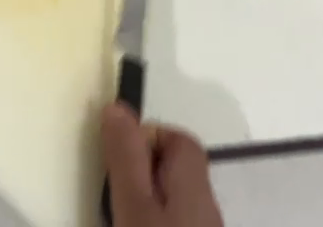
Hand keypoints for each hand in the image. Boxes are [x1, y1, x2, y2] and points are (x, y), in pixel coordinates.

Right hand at [102, 104, 224, 226]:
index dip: (146, 134)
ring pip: (173, 188)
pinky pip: (174, 210)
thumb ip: (126, 155)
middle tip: (116, 182)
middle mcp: (206, 203)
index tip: (119, 153)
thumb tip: (116, 107)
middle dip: (141, 160)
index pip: (180, 138)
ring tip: (121, 206)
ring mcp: (203, 224)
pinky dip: (153, 210)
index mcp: (195, 185)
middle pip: (177, 162)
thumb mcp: (133, 200)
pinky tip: (136, 222)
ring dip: (145, 186)